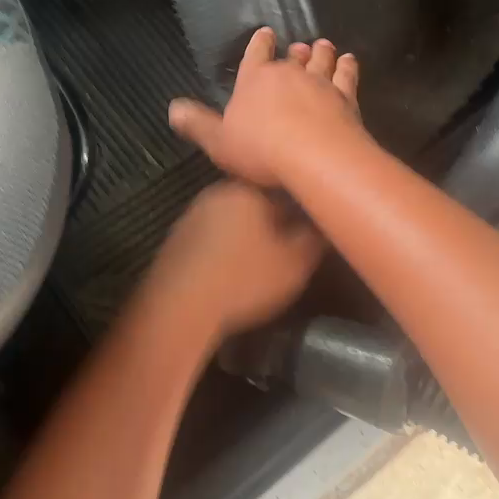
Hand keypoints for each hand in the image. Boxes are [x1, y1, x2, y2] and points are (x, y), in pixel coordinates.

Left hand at [145, 181, 324, 336]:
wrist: (178, 309)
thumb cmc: (244, 279)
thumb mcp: (295, 263)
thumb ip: (314, 237)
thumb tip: (322, 222)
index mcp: (247, 189)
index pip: (287, 191)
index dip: (306, 213)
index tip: (315, 233)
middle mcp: (216, 193)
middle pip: (258, 205)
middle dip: (276, 225)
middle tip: (293, 252)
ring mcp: (192, 217)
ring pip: (234, 223)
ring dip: (249, 239)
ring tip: (265, 267)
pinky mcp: (176, 243)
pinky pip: (214, 241)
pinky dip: (227, 253)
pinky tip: (234, 274)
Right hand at [168, 28, 364, 187]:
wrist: (315, 156)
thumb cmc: (260, 149)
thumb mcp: (218, 142)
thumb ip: (198, 125)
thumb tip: (173, 109)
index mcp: (254, 80)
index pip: (255, 55)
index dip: (260, 44)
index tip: (266, 33)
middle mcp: (288, 74)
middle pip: (292, 57)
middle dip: (294, 52)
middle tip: (299, 46)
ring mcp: (321, 83)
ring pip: (322, 61)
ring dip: (322, 53)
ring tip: (324, 46)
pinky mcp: (346, 98)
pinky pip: (347, 76)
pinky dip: (348, 67)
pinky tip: (350, 61)